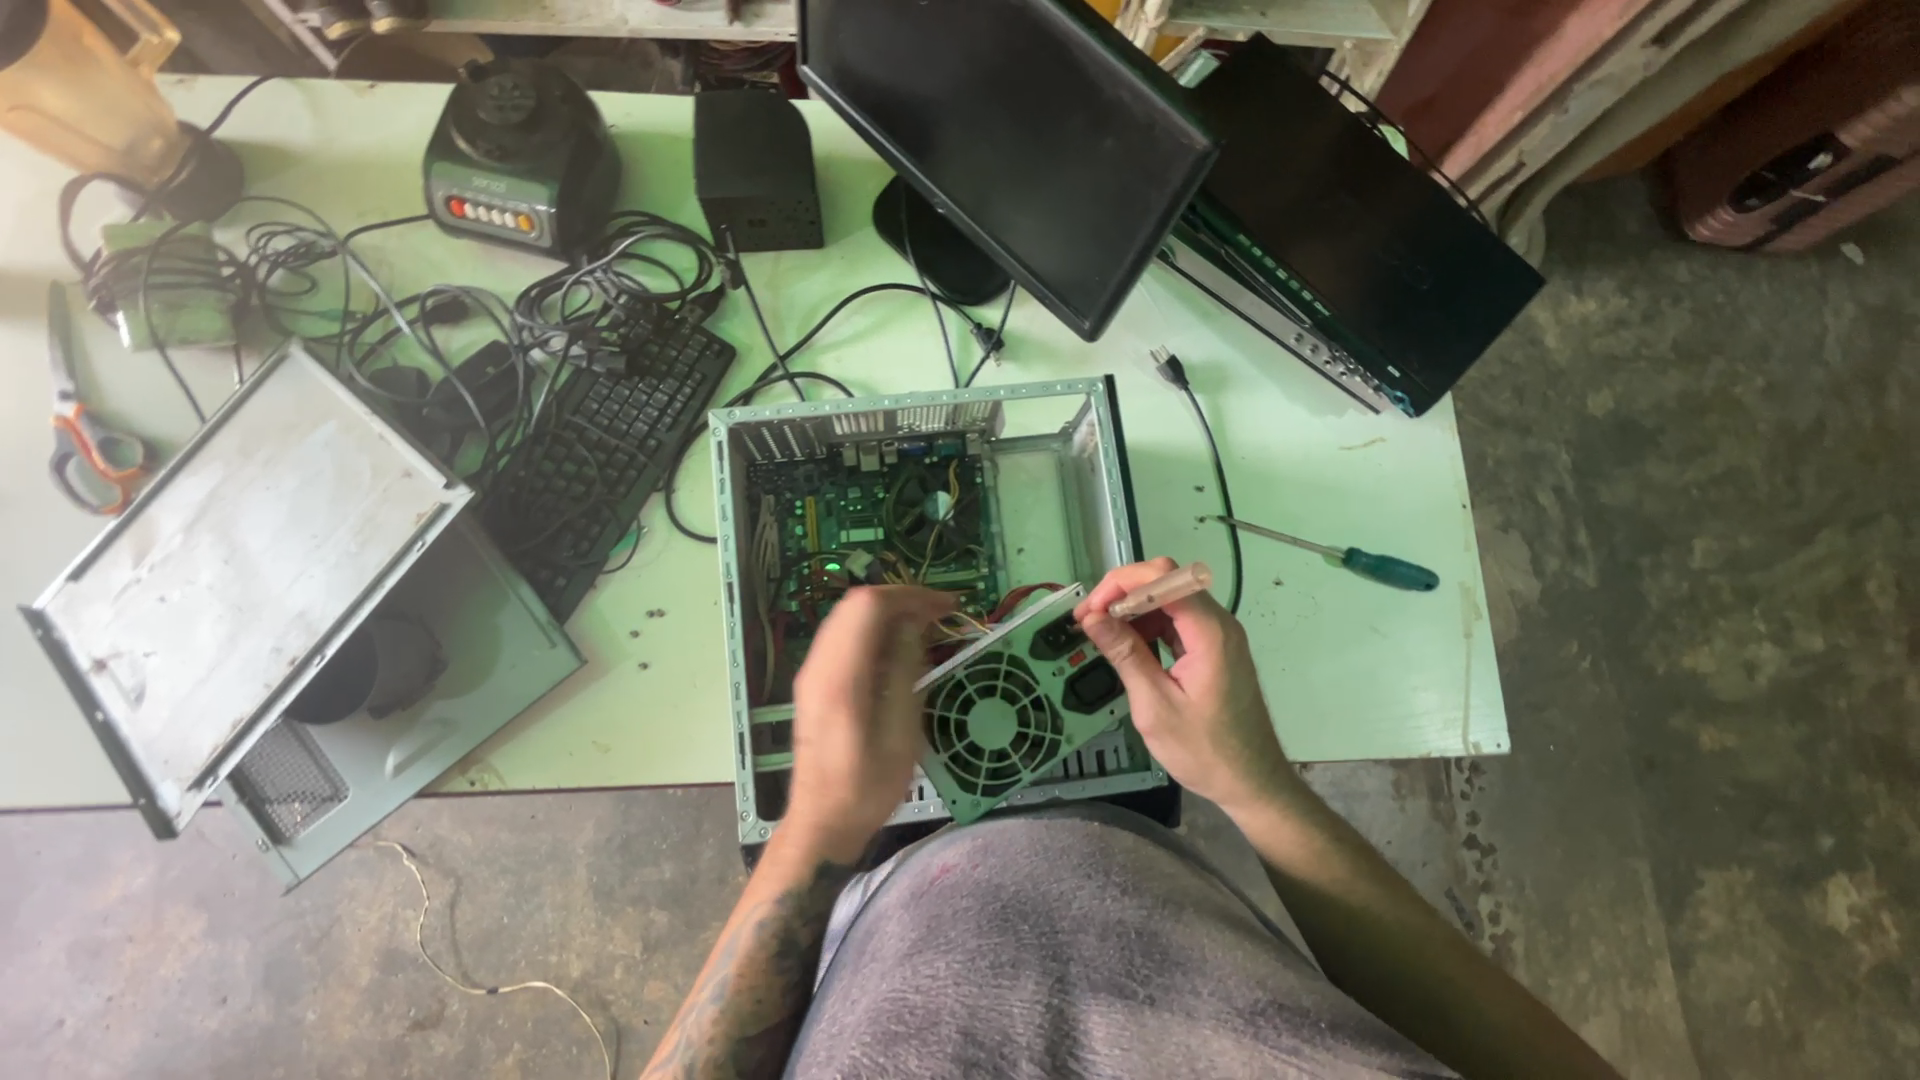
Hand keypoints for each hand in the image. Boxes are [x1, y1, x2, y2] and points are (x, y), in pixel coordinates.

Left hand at [785, 585, 955, 860]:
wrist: (821, 823)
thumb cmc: (865, 789)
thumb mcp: (900, 735)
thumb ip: (905, 674)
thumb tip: (914, 627)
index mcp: (839, 677)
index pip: (868, 606)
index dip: (910, 596)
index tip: (947, 607)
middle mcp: (818, 665)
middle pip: (855, 604)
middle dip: (902, 599)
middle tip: (941, 614)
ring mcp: (811, 672)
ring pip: (848, 616)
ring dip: (888, 611)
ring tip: (926, 625)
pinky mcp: (814, 682)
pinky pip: (843, 636)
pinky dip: (874, 629)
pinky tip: (899, 646)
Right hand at [1076, 557, 1289, 815]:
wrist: (1253, 783)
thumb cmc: (1205, 751)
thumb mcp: (1155, 706)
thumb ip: (1125, 655)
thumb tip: (1092, 618)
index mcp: (1209, 633)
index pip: (1162, 578)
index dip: (1120, 585)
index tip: (1089, 613)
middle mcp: (1218, 623)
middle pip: (1165, 580)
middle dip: (1122, 593)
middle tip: (1089, 621)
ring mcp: (1218, 634)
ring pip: (1169, 597)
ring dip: (1132, 608)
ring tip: (1100, 632)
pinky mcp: (1213, 648)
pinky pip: (1177, 620)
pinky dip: (1147, 624)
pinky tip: (1125, 644)